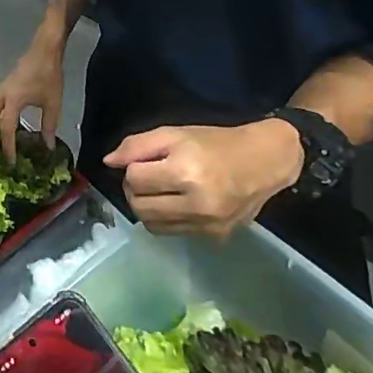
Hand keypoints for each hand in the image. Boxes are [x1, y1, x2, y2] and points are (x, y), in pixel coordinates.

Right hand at [0, 48, 62, 164]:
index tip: (10, 162)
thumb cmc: (49, 76)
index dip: (7, 145)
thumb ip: (49, 126)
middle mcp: (2, 94)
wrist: (44, 51)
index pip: (6, 126)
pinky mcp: (0, 88)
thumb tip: (48, 148)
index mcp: (15, 98)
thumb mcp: (53, 102)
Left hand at [104, 121, 302, 235]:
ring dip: (147, 207)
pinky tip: (177, 202)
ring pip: (152, 225)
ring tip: (161, 189)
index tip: (145, 160)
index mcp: (185, 171)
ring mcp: (206, 226)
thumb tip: (108, 162)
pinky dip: (166, 219)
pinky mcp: (213, 239)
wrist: (264, 162)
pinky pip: (173, 233)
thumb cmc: (216, 142)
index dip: (133, 167)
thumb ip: (138, 145)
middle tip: (147, 176)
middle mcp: (196, 203)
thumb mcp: (175, 133)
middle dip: (134, 190)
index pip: (135, 178)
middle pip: (139, 206)